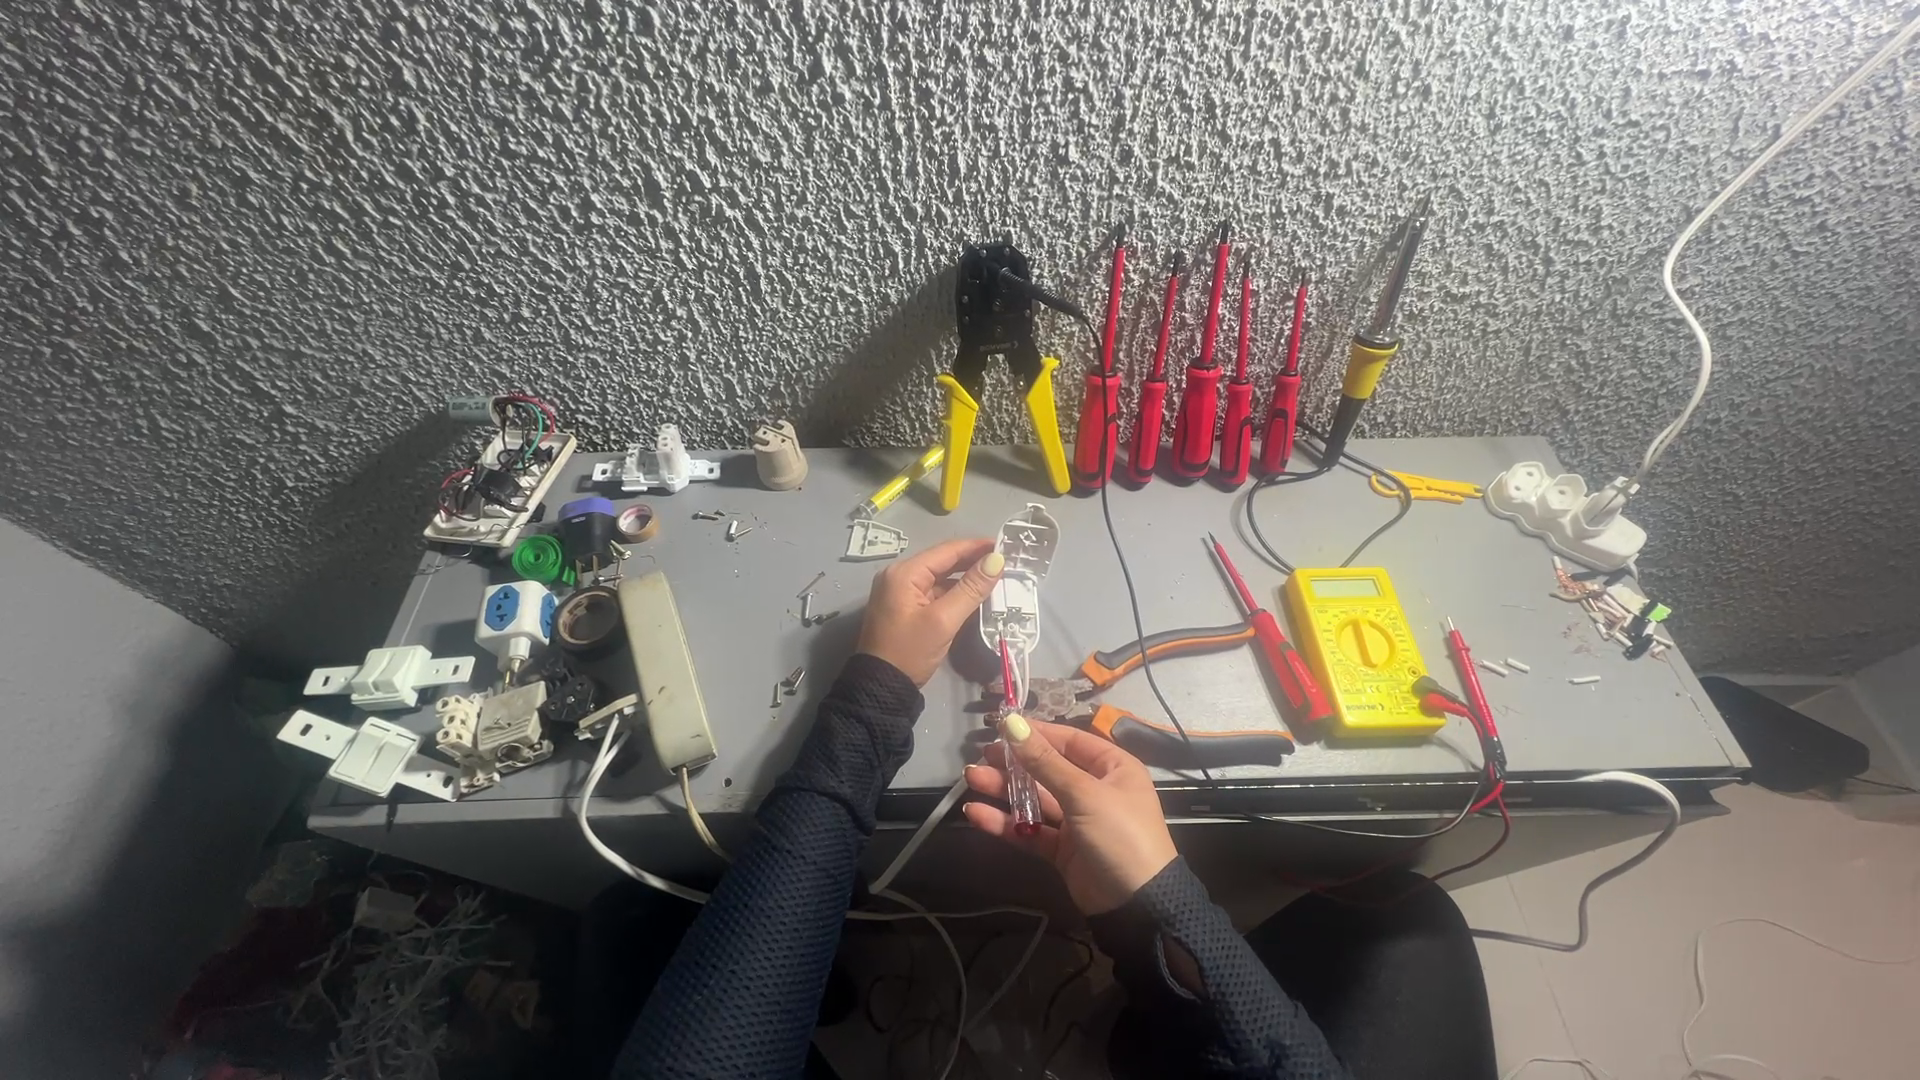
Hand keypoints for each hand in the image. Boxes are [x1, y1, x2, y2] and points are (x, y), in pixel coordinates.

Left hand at [854, 537, 1003, 685]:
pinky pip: (933, 592)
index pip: (947, 551)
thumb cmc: (910, 652)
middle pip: (943, 561)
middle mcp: (899, 576)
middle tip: (1004, 561)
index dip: (977, 546)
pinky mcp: (904, 607)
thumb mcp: (943, 620)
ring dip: (965, 577)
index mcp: (904, 573)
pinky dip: (954, 592)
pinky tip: (975, 594)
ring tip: (995, 576)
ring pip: (939, 577)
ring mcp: (900, 592)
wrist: (881, 688)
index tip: (1004, 545)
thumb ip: (971, 589)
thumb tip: (997, 560)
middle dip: (973, 561)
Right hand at [963, 715, 1178, 914]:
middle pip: (1046, 769)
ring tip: (971, 778)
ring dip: (1003, 789)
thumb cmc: (1119, 835)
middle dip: (1013, 763)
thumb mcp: (1084, 794)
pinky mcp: (1062, 849)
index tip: (1002, 727)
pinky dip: (1005, 822)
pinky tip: (977, 813)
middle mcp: (1094, 789)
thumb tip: (1013, 724)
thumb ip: (1044, 762)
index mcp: (1112, 768)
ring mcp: (1077, 820)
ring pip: (1034, 799)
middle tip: (981, 755)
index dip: (1036, 733)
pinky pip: (1030, 830)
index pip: (1069, 740)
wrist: (1137, 907)